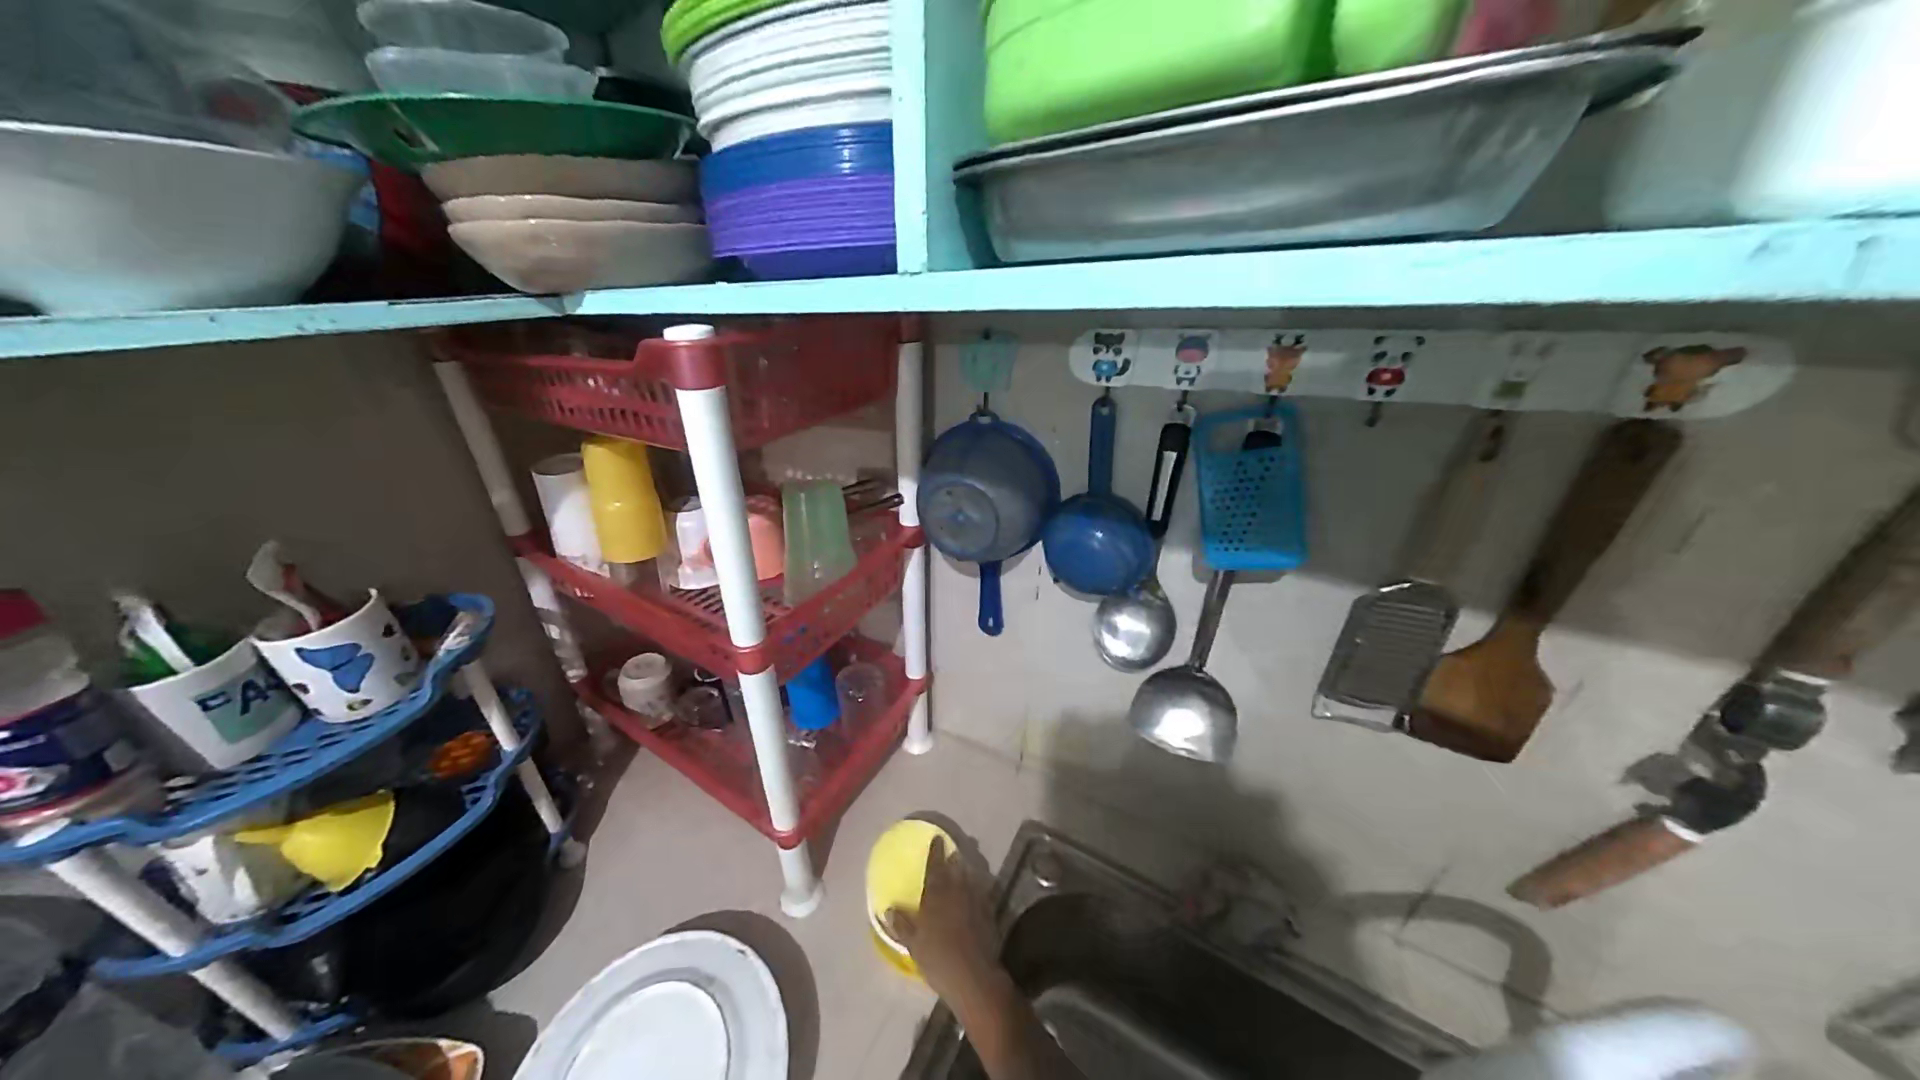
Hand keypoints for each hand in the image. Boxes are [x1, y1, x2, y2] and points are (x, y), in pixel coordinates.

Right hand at [886, 837, 1006, 1008]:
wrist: (974, 976)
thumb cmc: (938, 959)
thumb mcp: (914, 944)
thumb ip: (902, 925)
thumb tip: (888, 909)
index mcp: (937, 894)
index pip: (936, 866)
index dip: (936, 851)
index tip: (938, 838)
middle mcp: (957, 891)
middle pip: (957, 867)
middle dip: (954, 856)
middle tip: (954, 849)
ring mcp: (976, 900)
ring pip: (972, 876)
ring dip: (968, 868)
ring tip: (966, 864)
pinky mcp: (989, 912)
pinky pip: (984, 891)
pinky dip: (980, 885)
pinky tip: (979, 888)